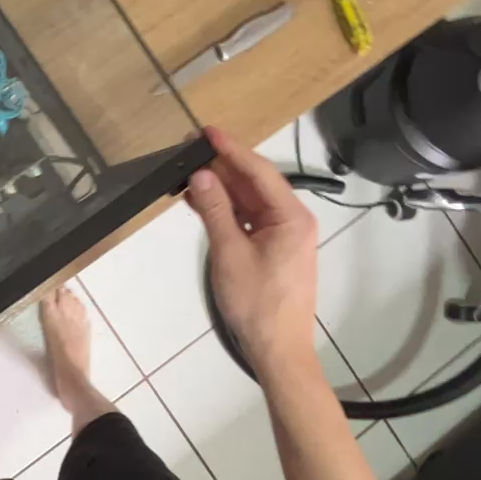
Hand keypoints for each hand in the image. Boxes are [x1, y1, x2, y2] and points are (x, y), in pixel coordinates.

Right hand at [185, 126, 319, 371]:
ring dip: (221, 188)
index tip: (207, 131)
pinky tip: (200, 200)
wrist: (277, 349)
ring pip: (249, 202)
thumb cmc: (257, 302)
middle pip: (255, 184)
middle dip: (223, 166)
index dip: (231, 149)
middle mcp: (291, 220)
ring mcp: (282, 236)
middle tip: (190, 147)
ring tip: (188, 170)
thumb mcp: (231, 253)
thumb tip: (201, 175)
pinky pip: (247, 220)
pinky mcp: (271, 250)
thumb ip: (216, 211)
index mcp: (291, 217)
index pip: (259, 172)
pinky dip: (225, 210)